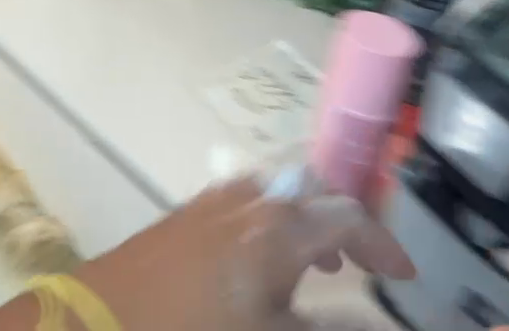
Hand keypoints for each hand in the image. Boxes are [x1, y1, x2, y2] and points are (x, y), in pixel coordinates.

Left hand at [70, 175, 416, 329]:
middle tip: (362, 265)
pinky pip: (245, 202)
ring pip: (276, 194)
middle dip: (343, 222)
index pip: (345, 214)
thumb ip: (326, 326)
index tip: (403, 276)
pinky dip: (271, 222)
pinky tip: (267, 262)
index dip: (382, 242)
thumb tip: (369, 322)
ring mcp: (213, 201)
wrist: (105, 317)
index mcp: (276, 228)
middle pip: (310, 191)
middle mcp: (246, 200)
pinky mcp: (188, 213)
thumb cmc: (195, 329)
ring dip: (305, 221)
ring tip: (320, 266)